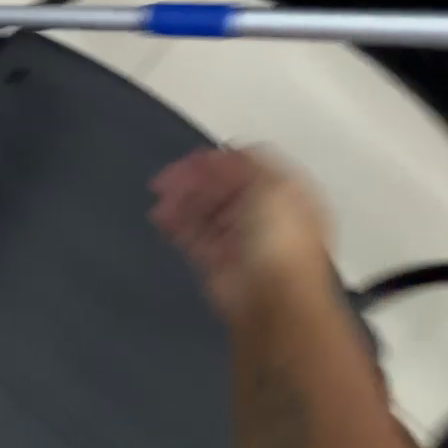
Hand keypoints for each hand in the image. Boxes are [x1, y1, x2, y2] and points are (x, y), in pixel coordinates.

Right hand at [150, 147, 331, 323]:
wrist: (268, 294)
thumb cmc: (280, 244)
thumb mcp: (273, 189)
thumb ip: (247, 165)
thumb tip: (224, 153)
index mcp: (285, 195)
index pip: (249, 166)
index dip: (220, 159)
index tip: (194, 158)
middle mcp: (263, 213)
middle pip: (220, 186)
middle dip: (192, 179)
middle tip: (169, 178)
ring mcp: (236, 234)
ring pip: (201, 206)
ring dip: (179, 199)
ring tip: (162, 199)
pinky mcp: (213, 253)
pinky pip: (188, 230)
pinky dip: (172, 221)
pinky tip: (161, 216)